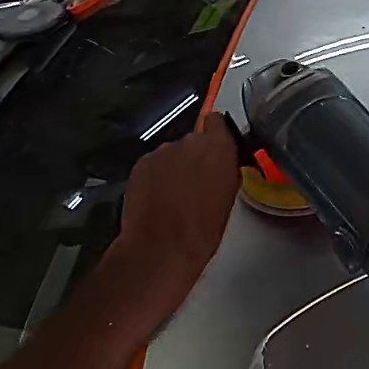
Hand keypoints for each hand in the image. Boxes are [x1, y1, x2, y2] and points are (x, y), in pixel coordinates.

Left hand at [113, 112, 241, 310]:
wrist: (161, 247)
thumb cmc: (201, 231)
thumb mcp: (228, 199)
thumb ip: (224, 171)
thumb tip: (219, 168)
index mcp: (217, 148)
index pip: (217, 121)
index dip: (215, 133)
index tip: (215, 147)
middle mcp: (189, 143)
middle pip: (193, 140)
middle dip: (194, 157)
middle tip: (195, 183)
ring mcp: (162, 152)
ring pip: (172, 154)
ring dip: (174, 168)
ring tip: (174, 197)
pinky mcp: (141, 163)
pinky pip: (153, 164)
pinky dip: (155, 177)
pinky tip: (157, 199)